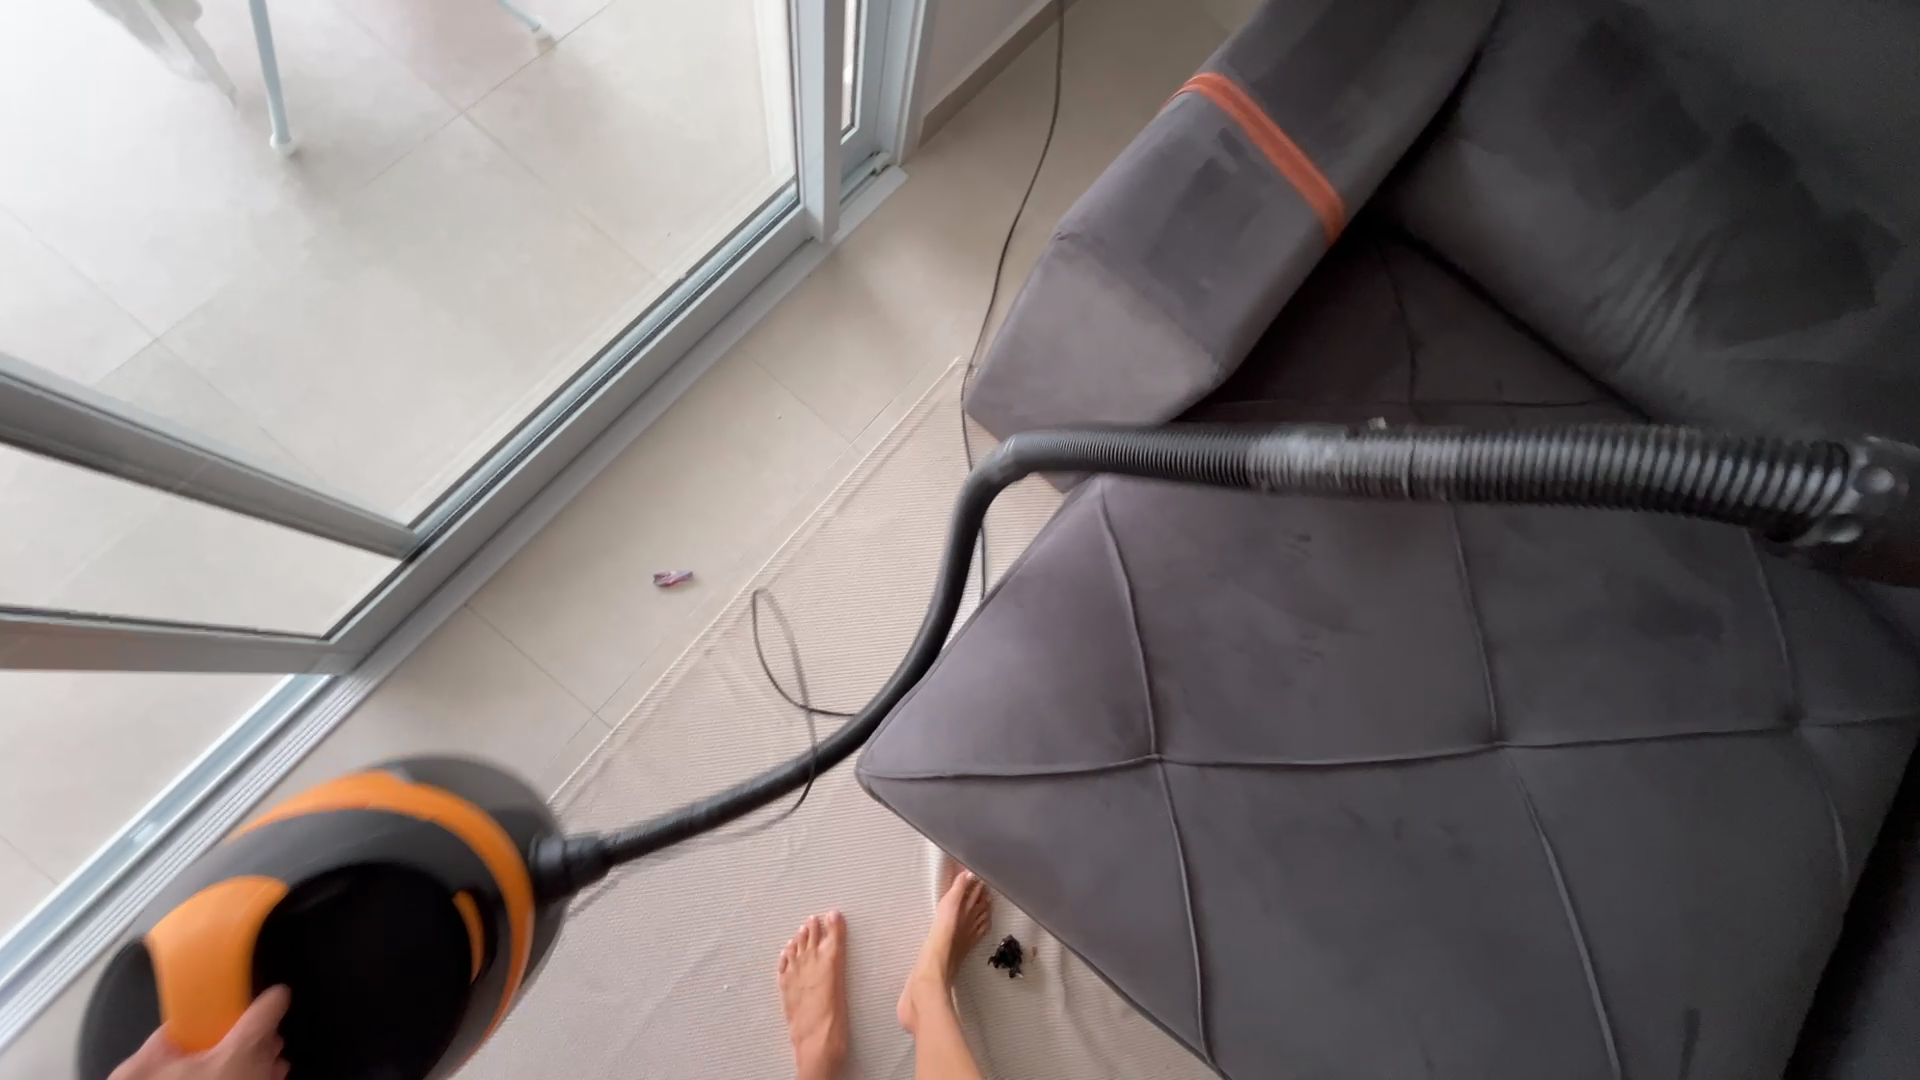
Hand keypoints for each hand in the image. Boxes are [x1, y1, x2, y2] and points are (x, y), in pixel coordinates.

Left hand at [108, 986, 290, 1079]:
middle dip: (248, 1045)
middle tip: (270, 1048)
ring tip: (271, 1070)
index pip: (190, 1019)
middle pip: (204, 1046)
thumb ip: (262, 1015)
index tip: (255, 1017)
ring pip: (209, 1071)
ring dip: (247, 1065)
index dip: (228, 1012)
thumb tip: (276, 994)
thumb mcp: (245, 1051)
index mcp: (141, 1063)